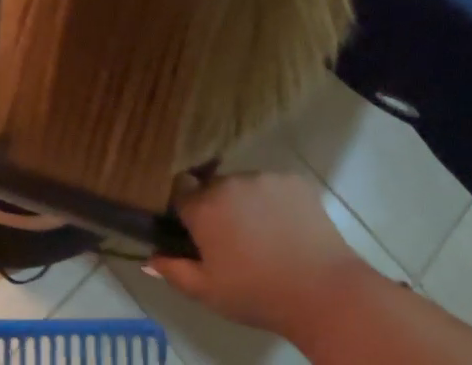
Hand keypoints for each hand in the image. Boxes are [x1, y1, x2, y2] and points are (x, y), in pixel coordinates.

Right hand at [148, 173, 372, 336]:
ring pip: (244, 185)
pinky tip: (286, 228)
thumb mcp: (208, 292)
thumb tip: (149, 257)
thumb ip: (173, 270)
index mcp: (204, 206)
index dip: (185, 210)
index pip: (180, 190)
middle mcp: (230, 182)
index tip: (194, 230)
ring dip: (245, 202)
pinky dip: (274, 201)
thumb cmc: (258, 294)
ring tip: (263, 235)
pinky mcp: (294, 180)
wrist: (322, 291)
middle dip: (217, 207)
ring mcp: (265, 177)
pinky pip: (274, 185)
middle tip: (232, 240)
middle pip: (213, 187)